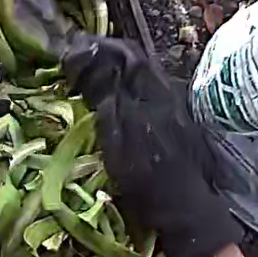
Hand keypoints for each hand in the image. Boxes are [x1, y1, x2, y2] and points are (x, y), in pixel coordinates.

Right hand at [63, 35, 242, 256]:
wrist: (184, 207)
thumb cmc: (146, 176)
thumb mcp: (117, 138)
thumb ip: (108, 99)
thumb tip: (93, 63)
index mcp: (152, 93)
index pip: (125, 54)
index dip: (98, 48)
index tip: (73, 51)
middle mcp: (167, 93)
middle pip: (137, 62)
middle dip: (108, 56)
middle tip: (80, 60)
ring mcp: (175, 108)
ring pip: (144, 77)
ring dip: (118, 71)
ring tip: (93, 76)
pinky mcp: (177, 122)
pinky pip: (149, 92)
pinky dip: (128, 88)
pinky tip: (116, 99)